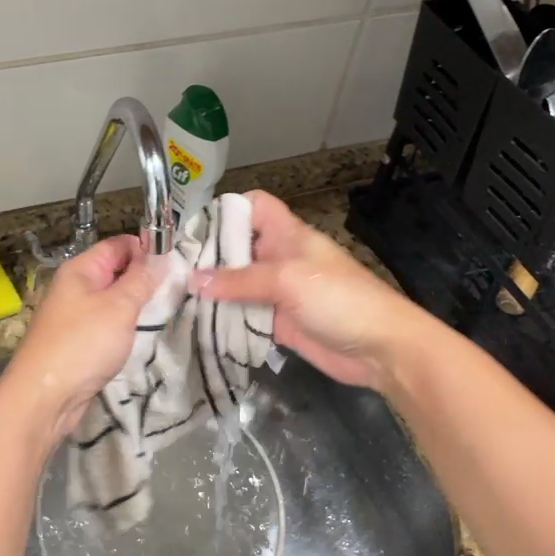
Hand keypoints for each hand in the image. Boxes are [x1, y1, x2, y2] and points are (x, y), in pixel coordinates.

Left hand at [0, 235, 162, 439]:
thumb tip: (159, 255)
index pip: (118, 245)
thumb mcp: (119, 307)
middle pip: (116, 271)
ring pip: (114, 300)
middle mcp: (76, 288)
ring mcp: (76, 316)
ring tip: (168, 312)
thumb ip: (141, 279)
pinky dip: (126, 328)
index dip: (146, 249)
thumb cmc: (82, 344)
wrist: (44, 398)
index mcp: (80, 270)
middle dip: (145, 279)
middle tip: (179, 291)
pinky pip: (108, 325)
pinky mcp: (79, 342)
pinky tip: (145, 337)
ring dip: (137, 306)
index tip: (177, 264)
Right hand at [191, 191, 422, 388]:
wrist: (383, 349)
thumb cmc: (340, 299)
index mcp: (287, 235)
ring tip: (176, 300)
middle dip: (208, 257)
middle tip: (172, 271)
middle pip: (238, 248)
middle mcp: (280, 258)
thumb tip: (193, 279)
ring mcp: (279, 293)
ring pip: (238, 285)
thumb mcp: (287, 280)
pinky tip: (199, 325)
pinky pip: (246, 317)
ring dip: (213, 293)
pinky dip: (226, 320)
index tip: (196, 231)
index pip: (254, 206)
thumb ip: (239, 281)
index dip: (227, 210)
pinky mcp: (280, 324)